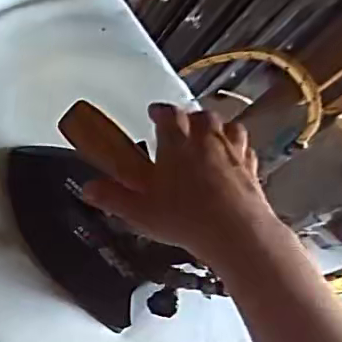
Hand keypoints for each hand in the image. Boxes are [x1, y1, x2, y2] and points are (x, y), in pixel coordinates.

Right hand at [79, 102, 285, 272]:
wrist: (232, 230)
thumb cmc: (186, 217)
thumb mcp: (137, 211)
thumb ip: (111, 197)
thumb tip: (91, 189)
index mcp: (176, 145)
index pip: (168, 115)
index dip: (160, 111)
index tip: (154, 112)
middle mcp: (206, 141)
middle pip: (199, 115)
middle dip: (188, 117)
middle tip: (180, 125)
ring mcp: (232, 152)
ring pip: (226, 126)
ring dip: (216, 127)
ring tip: (207, 135)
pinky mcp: (251, 168)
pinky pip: (246, 149)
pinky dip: (239, 148)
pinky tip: (234, 156)